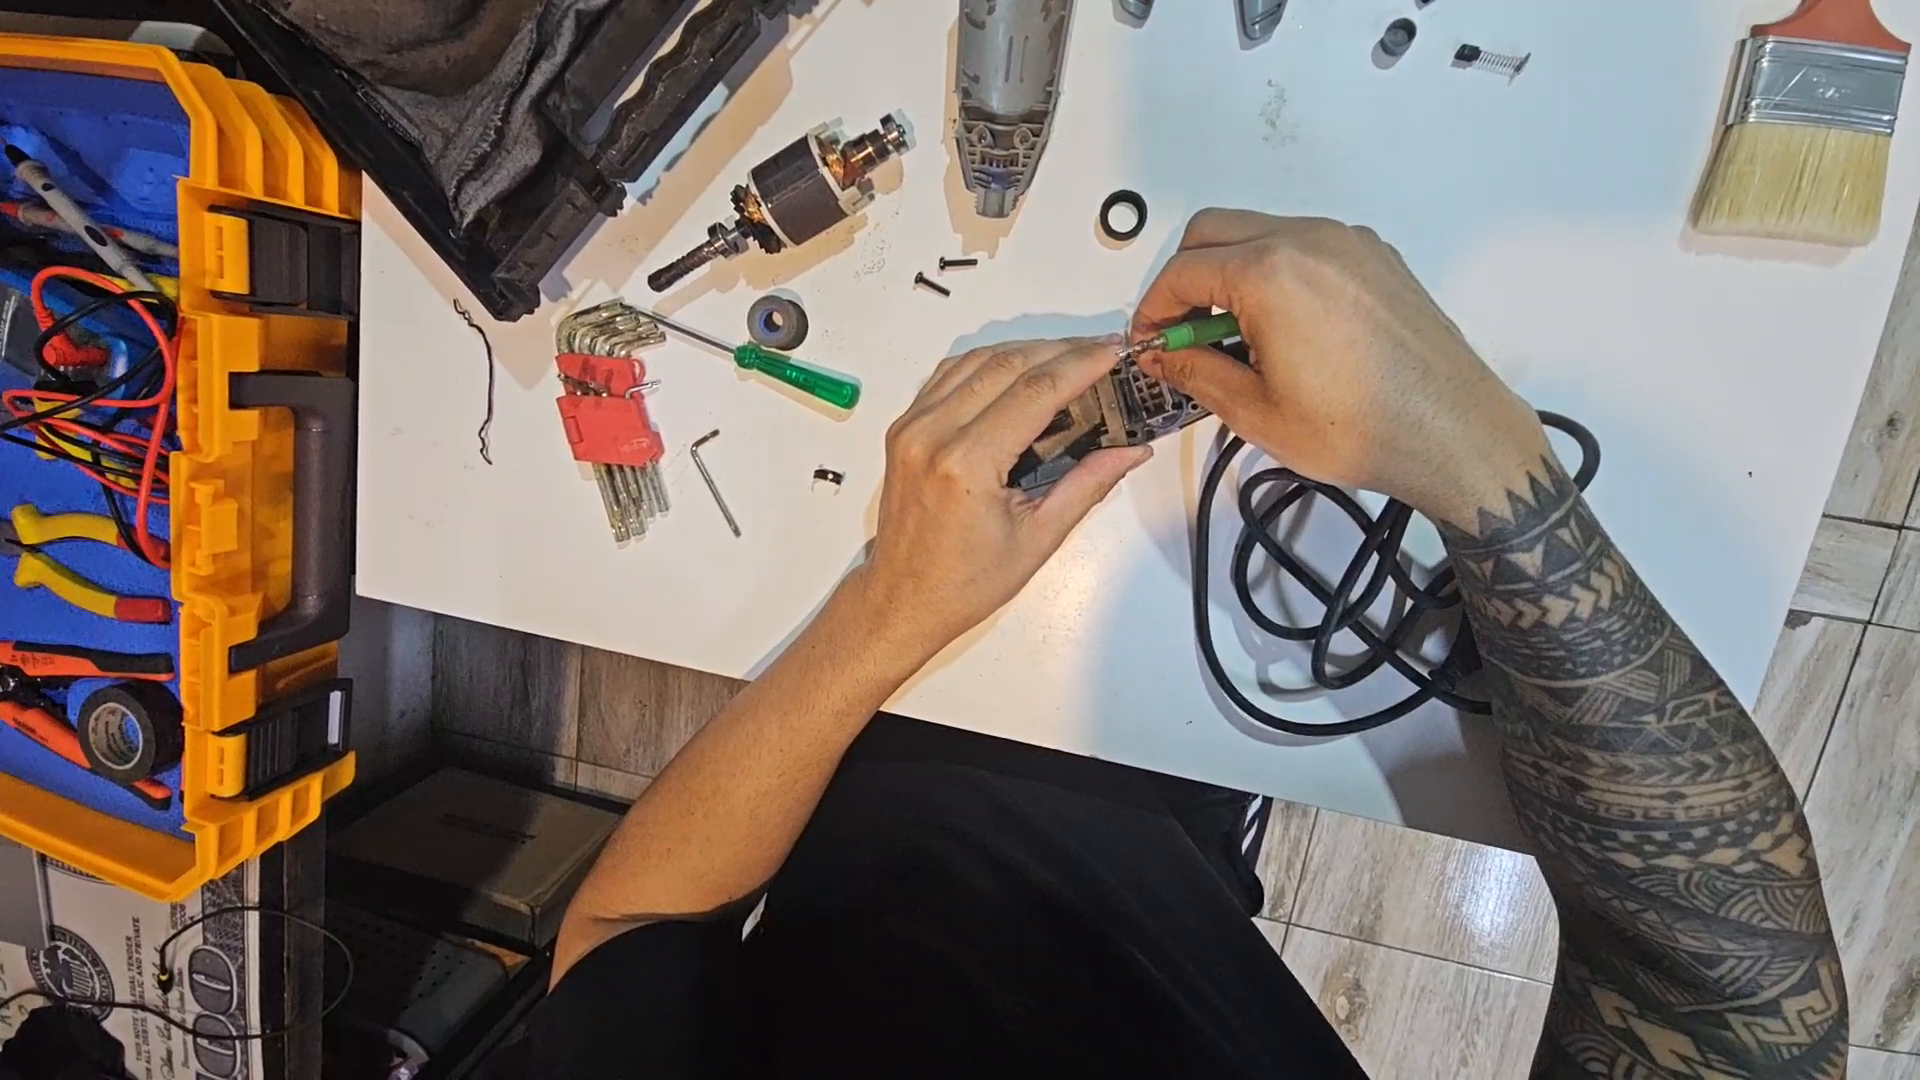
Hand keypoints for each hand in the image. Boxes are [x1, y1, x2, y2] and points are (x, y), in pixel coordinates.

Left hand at [851, 338, 1151, 659]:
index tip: (1113, 352)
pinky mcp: (904, 429)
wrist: (904, 599)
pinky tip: (1018, 369)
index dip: (1080, 365)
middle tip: (1100, 350)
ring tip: (1067, 356)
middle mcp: (931, 436)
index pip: (1035, 391)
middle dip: (1060, 350)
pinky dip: (988, 363)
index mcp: (965, 465)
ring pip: (976, 360)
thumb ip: (1087, 485)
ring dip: (1025, 351)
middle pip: (1007, 364)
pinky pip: (949, 375)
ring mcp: (911, 428)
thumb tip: (1130, 452)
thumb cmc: (962, 582)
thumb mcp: (1037, 539)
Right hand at [1131, 210, 1548, 526]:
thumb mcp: (1252, 410)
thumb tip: (1158, 353)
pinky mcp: (1374, 257)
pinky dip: (1271, 273)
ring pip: (1258, 232)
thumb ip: (1194, 370)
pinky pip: (1301, 245)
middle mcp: (1309, 240)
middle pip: (1212, 230)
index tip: (1148, 343)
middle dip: (1182, 279)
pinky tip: (1278, 329)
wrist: (1451, 434)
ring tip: (1232, 339)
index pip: (1182, 271)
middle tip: (1181, 335)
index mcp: (1271, 274)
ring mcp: (1347, 243)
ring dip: (1227, 274)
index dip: (1152, 310)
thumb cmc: (1353, 429)